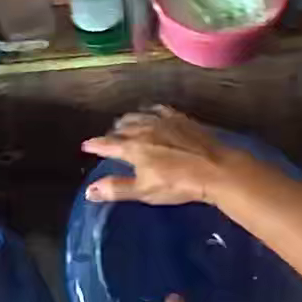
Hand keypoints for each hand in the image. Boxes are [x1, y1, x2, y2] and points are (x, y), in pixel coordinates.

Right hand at [80, 106, 248, 205]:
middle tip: (107, 139)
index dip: (95, 145)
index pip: (107, 144)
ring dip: (128, 121)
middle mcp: (144, 129)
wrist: (215, 168)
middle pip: (122, 127)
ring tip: (124, 124)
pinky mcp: (180, 118)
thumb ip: (116, 189)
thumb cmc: (177, 184)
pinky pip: (158, 110)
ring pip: (138, 116)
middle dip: (112, 133)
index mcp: (132, 147)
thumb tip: (89, 190)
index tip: (86, 146)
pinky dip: (149, 112)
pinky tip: (151, 114)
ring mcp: (163, 121)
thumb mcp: (144, 191)